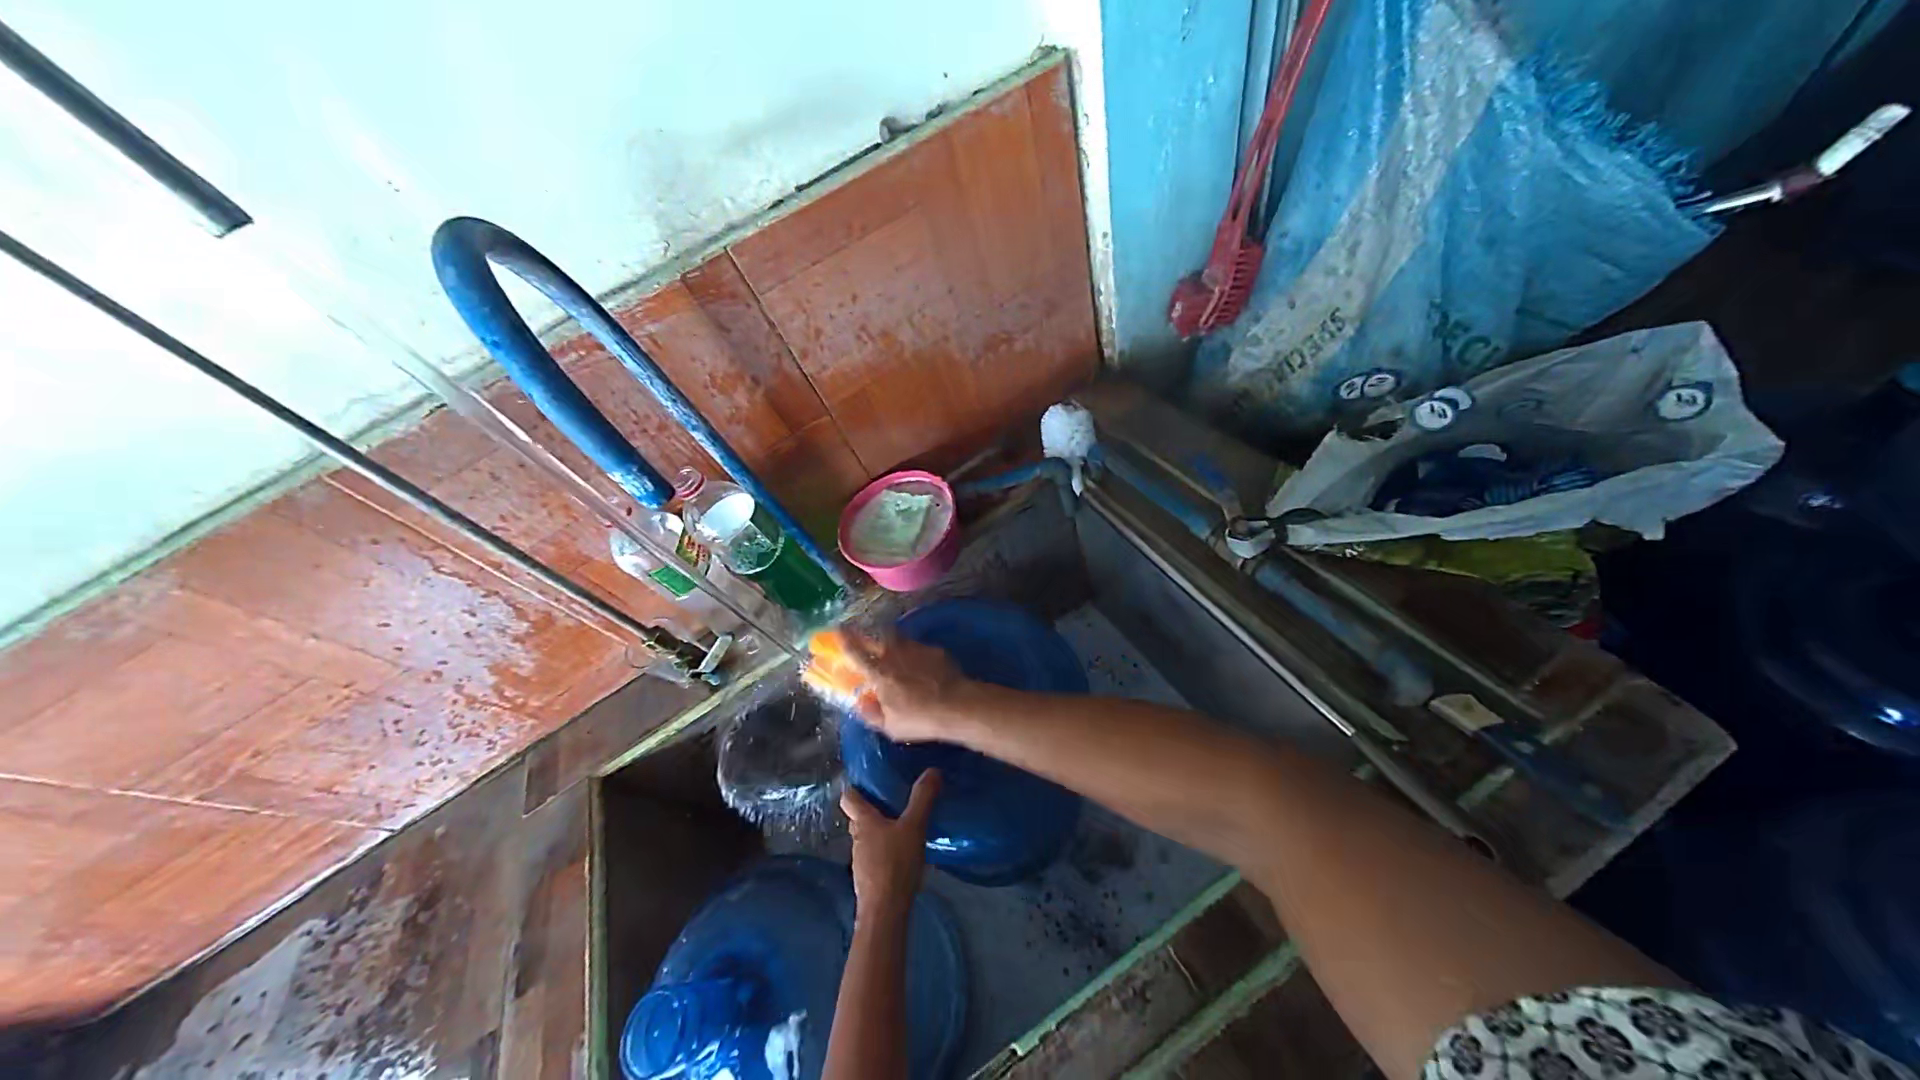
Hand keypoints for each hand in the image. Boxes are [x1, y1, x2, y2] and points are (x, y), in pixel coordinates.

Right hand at [841, 633, 974, 742]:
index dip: (845, 640)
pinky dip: (914, 654)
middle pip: (877, 637)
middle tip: (868, 643)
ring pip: (899, 639)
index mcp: (879, 672)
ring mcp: (916, 649)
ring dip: (893, 644)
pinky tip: (921, 666)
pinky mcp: (935, 650)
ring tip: (896, 655)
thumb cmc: (920, 719)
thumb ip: (872, 713)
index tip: (838, 630)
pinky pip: (918, 648)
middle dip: (870, 636)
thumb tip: (861, 703)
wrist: (957, 705)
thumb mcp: (890, 726)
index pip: (856, 652)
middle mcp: (895, 654)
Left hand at [842, 769, 940, 917]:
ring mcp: (861, 860)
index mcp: (863, 821)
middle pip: (859, 817)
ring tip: (904, 826)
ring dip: (882, 831)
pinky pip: (875, 856)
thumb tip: (932, 770)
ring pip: (868, 837)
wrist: (885, 912)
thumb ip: (923, 799)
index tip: (872, 780)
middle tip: (896, 800)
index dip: (857, 787)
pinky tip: (904, 854)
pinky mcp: (869, 878)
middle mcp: (857, 838)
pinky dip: (886, 850)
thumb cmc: (895, 864)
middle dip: (874, 808)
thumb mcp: (914, 827)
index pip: (849, 797)